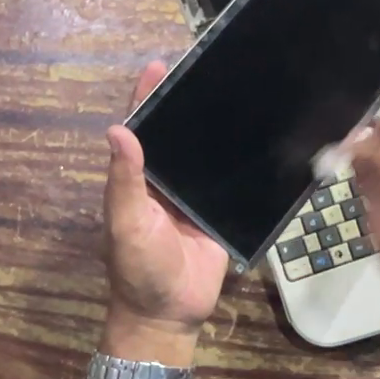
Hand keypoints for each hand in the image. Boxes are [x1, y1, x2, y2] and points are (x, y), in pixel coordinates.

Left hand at [103, 62, 229, 334]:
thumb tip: (117, 129)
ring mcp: (194, 197)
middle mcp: (164, 182)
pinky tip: (262, 139)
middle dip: (187, 104)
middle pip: (175, 135)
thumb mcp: (126, 223)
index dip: (146, 98)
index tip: (160, 64)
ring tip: (242, 92)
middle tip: (213, 68)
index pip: (140, 129)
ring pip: (205, 155)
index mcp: (138, 179)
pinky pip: (230, 183)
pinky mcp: (219, 213)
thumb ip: (124, 181)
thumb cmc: (139, 268)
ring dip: (216, 130)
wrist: (171, 314)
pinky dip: (242, 164)